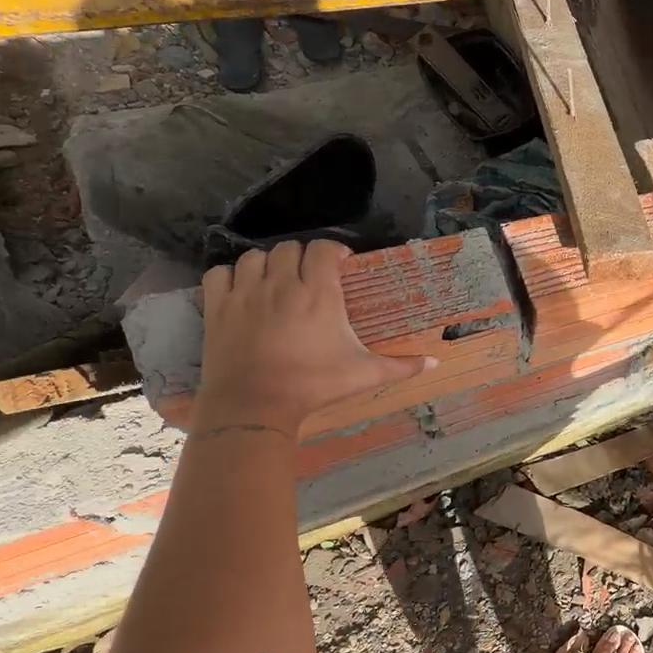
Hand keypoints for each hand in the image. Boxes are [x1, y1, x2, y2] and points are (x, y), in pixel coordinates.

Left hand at [193, 241, 433, 434]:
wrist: (255, 403)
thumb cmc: (315, 384)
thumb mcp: (365, 374)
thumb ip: (402, 366)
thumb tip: (434, 363)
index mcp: (318, 294)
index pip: (323, 249)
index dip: (334, 251)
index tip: (342, 265)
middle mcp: (281, 284)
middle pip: (289, 248)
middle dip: (302, 256)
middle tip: (311, 274)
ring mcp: (245, 293)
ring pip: (254, 256)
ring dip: (268, 262)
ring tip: (277, 279)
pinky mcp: (217, 307)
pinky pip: (220, 273)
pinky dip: (232, 274)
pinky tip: (243, 288)